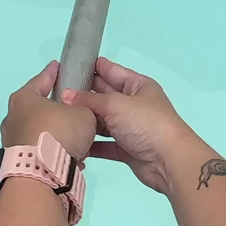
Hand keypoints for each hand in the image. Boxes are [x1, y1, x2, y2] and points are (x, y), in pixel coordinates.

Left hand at [2, 61, 97, 160]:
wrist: (39, 173)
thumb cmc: (59, 134)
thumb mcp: (83, 114)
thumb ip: (83, 108)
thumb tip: (78, 115)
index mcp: (24, 98)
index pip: (42, 79)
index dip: (53, 73)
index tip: (58, 66)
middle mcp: (13, 117)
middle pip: (39, 108)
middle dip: (55, 108)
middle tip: (71, 107)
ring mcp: (12, 141)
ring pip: (40, 132)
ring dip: (56, 135)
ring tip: (75, 140)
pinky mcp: (16, 161)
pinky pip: (39, 151)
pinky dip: (52, 152)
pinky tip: (69, 160)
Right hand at [60, 57, 205, 195]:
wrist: (168, 160)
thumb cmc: (145, 123)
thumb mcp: (115, 104)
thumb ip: (89, 100)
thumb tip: (65, 96)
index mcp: (138, 86)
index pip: (112, 71)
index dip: (94, 67)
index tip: (71, 64)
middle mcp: (134, 105)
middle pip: (105, 96)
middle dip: (84, 94)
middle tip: (57, 91)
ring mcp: (131, 128)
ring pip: (103, 122)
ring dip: (85, 120)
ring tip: (60, 116)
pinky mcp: (127, 149)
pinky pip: (104, 145)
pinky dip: (91, 144)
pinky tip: (73, 141)